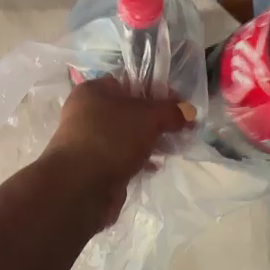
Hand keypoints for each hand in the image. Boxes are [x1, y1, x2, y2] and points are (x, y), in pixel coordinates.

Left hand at [38, 77, 194, 227]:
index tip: (179, 105)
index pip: (129, 82)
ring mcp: (89, 140)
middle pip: (128, 110)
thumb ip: (170, 111)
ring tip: (172, 149)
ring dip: (148, 142)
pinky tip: (155, 167)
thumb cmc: (111, 138)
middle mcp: (87, 112)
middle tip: (179, 129)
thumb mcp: (147, 117)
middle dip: (155, 120)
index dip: (156, 91)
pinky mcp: (94, 166)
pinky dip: (138, 160)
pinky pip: (122, 157)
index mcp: (93, 90)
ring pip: (126, 136)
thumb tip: (188, 111)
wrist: (80, 187)